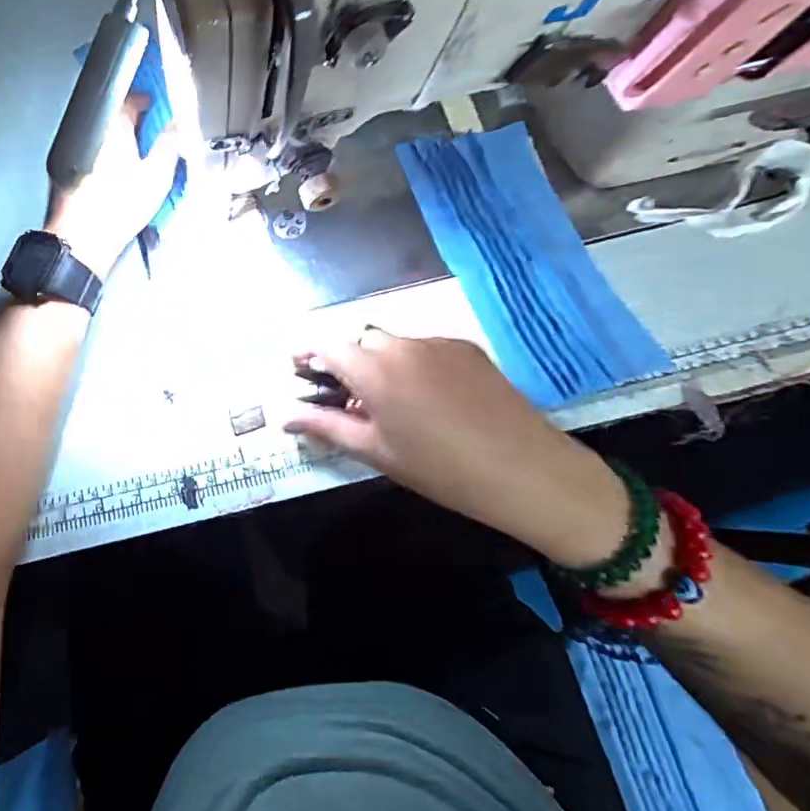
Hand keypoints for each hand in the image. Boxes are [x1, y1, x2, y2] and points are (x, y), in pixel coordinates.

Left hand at [44, 94, 180, 274]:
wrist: (81, 239)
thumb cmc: (116, 208)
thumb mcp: (157, 175)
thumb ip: (169, 143)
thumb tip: (175, 125)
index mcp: (112, 125)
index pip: (132, 97)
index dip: (150, 102)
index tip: (162, 110)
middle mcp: (90, 132)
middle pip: (117, 116)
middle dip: (138, 123)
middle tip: (157, 138)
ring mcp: (77, 150)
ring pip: (106, 137)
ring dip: (123, 142)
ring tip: (142, 163)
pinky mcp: (70, 170)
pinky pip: (96, 155)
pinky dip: (109, 159)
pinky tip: (121, 178)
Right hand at [285, 330, 635, 569]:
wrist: (522, 467)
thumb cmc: (439, 468)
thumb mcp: (376, 452)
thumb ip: (327, 427)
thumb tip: (287, 417)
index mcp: (374, 369)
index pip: (327, 345)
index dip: (309, 355)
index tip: (301, 372)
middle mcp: (403, 344)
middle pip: (362, 342)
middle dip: (350, 364)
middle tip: (354, 401)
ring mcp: (438, 342)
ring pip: (396, 344)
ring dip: (384, 365)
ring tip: (397, 406)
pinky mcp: (467, 348)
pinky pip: (427, 349)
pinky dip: (416, 366)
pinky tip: (432, 401)